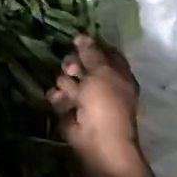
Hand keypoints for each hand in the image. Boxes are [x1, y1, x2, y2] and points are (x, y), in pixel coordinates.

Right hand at [49, 35, 144, 176]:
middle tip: (72, 69)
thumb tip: (83, 35)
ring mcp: (85, 96)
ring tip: (70, 94)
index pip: (106, 52)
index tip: (77, 39)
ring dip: (65, 83)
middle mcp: (102, 83)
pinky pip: (58, 93)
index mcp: (118, 74)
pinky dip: (59, 97)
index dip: (93, 44)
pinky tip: (62, 103)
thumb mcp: (101, 72)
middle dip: (73, 64)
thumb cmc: (106, 104)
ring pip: (66, 77)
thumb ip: (91, 52)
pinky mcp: (69, 107)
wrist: (96, 140)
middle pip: (81, 62)